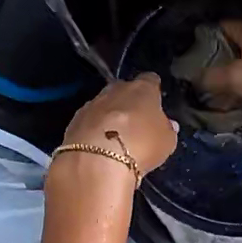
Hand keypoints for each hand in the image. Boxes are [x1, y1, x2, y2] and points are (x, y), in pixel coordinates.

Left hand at [62, 73, 176, 176]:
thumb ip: (167, 129)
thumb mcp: (166, 142)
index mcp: (142, 89)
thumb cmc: (141, 146)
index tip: (155, 99)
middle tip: (135, 121)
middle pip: (124, 89)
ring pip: (103, 104)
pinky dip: (93, 129)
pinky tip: (97, 146)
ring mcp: (91, 104)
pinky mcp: (74, 120)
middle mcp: (115, 90)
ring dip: (109, 116)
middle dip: (128, 101)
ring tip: (114, 137)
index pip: (150, 80)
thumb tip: (167, 123)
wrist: (96, 162)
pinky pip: (88, 121)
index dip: (153, 89)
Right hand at [200, 21, 241, 128]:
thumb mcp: (235, 76)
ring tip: (206, 87)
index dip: (209, 33)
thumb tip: (196, 78)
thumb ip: (212, 75)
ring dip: (226, 76)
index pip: (227, 26)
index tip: (192, 47)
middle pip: (234, 46)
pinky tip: (227, 101)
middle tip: (196, 70)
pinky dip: (238, 89)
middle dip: (215, 57)